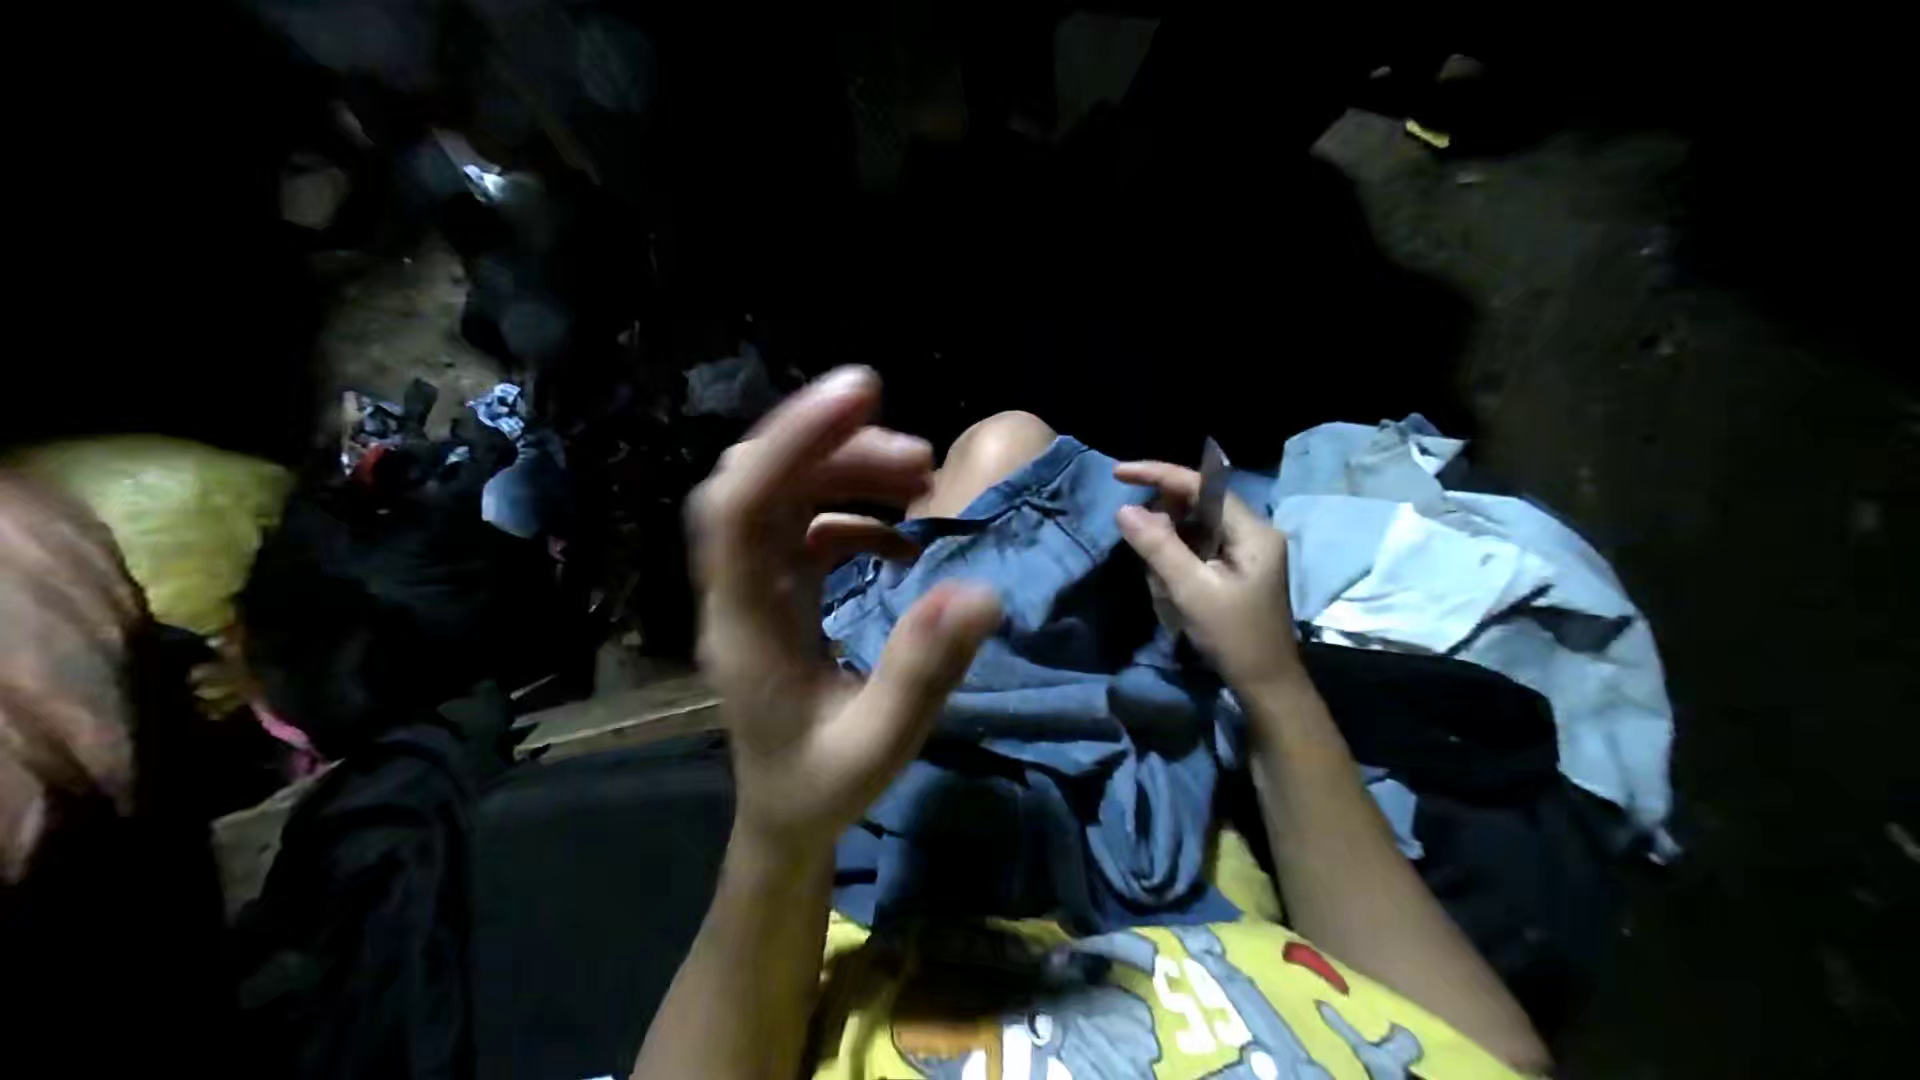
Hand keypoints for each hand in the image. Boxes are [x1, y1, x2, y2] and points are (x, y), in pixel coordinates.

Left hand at [689, 368, 1001, 852]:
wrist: (785, 812)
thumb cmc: (823, 783)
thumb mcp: (880, 741)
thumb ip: (922, 671)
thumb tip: (981, 593)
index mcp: (745, 624)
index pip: (741, 507)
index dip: (792, 440)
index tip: (861, 394)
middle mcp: (738, 591)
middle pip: (758, 482)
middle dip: (830, 444)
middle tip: (918, 449)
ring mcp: (756, 588)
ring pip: (782, 495)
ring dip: (848, 472)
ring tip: (922, 478)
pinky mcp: (779, 591)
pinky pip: (804, 526)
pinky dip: (852, 512)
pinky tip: (900, 537)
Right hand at [1113, 461, 1303, 691]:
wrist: (1266, 683)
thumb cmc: (1233, 636)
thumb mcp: (1191, 589)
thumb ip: (1158, 546)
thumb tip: (1124, 510)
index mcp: (1252, 531)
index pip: (1202, 485)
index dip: (1159, 475)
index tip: (1119, 473)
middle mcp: (1253, 532)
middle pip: (1199, 500)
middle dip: (1161, 510)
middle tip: (1130, 527)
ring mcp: (1246, 550)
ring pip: (1196, 523)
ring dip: (1167, 534)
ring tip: (1148, 557)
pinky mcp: (1236, 567)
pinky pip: (1200, 543)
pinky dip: (1176, 550)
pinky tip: (1163, 570)